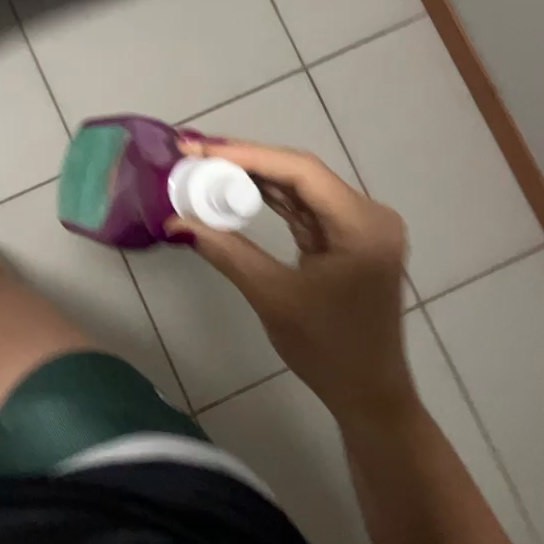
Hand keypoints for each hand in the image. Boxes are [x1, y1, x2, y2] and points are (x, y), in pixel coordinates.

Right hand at [168, 137, 417, 425]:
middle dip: (245, 160)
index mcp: (362, 225)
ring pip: (298, 186)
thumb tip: (174, 222)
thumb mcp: (272, 296)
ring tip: (204, 165)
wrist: (369, 395)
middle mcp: (368, 215)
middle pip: (299, 172)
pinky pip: (302, 206)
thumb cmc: (328, 349)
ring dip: (252, 176)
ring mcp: (359, 226)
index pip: (299, 171)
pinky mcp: (346, 238)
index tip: (197, 149)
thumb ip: (226, 251)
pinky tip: (233, 188)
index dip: (245, 155)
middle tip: (194, 153)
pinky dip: (267, 197)